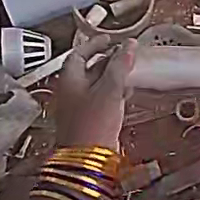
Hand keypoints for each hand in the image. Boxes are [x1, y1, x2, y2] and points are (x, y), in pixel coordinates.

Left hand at [54, 36, 135, 150]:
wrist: (87, 159)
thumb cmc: (94, 121)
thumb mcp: (110, 88)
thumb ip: (120, 65)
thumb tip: (129, 44)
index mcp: (70, 79)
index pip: (79, 53)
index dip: (94, 44)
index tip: (109, 40)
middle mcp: (70, 91)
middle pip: (87, 69)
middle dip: (106, 61)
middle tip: (124, 55)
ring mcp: (78, 107)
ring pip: (95, 85)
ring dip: (111, 77)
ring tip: (129, 72)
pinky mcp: (87, 121)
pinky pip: (99, 100)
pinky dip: (112, 93)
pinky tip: (125, 94)